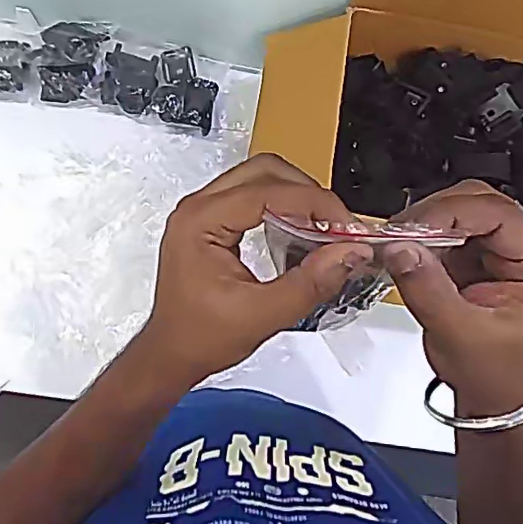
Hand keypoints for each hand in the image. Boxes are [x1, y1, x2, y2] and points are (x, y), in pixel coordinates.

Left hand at [134, 154, 372, 385]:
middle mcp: (199, 208)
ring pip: (263, 178)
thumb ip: (309, 283)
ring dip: (299, 197)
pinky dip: (286, 207)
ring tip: (325, 229)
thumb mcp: (262, 315)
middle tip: (337, 224)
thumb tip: (348, 253)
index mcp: (200, 222)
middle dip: (308, 192)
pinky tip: (303, 232)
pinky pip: (256, 196)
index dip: (314, 203)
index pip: (268, 191)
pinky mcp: (216, 221)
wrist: (174, 353)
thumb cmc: (199, 337)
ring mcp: (206, 212)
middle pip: (266, 171)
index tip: (344, 224)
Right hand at [385, 181, 522, 416]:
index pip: (501, 216)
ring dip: (428, 226)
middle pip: (482, 204)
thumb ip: (429, 290)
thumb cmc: (492, 374)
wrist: (490, 395)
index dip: (452, 213)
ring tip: (401, 246)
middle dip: (437, 216)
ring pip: (464, 211)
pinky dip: (426, 238)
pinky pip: (451, 230)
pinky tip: (410, 253)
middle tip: (401, 235)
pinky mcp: (483, 256)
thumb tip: (401, 249)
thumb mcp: (459, 335)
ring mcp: (507, 252)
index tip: (413, 228)